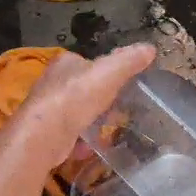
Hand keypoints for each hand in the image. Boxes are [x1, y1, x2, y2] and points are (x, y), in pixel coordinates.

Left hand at [4, 44, 156, 168]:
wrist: (44, 135)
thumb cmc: (76, 97)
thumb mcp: (109, 73)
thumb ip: (129, 61)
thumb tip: (150, 48)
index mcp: (65, 63)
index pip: (88, 62)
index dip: (105, 71)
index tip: (122, 84)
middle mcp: (52, 82)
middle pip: (82, 88)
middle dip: (99, 99)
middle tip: (120, 110)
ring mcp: (47, 109)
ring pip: (75, 112)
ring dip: (91, 121)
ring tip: (110, 129)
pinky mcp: (45, 133)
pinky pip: (69, 135)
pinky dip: (81, 142)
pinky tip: (92, 148)